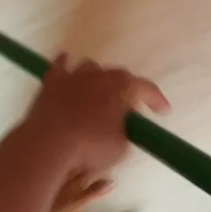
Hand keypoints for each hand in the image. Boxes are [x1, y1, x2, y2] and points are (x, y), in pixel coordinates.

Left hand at [21, 54, 167, 173]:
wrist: (47, 143)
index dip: (157, 100)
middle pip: (117, 76)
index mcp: (122, 87)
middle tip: (127, 107)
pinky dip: (66, 64)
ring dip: (98, 79)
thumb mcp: (120, 147)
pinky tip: (66, 63)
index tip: (163, 112)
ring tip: (98, 93)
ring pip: (90, 68)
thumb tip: (118, 130)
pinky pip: (61, 65)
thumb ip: (124, 133)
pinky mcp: (51, 82)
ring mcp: (73, 75)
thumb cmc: (89, 146)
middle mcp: (100, 74)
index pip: (146, 88)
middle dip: (125, 90)